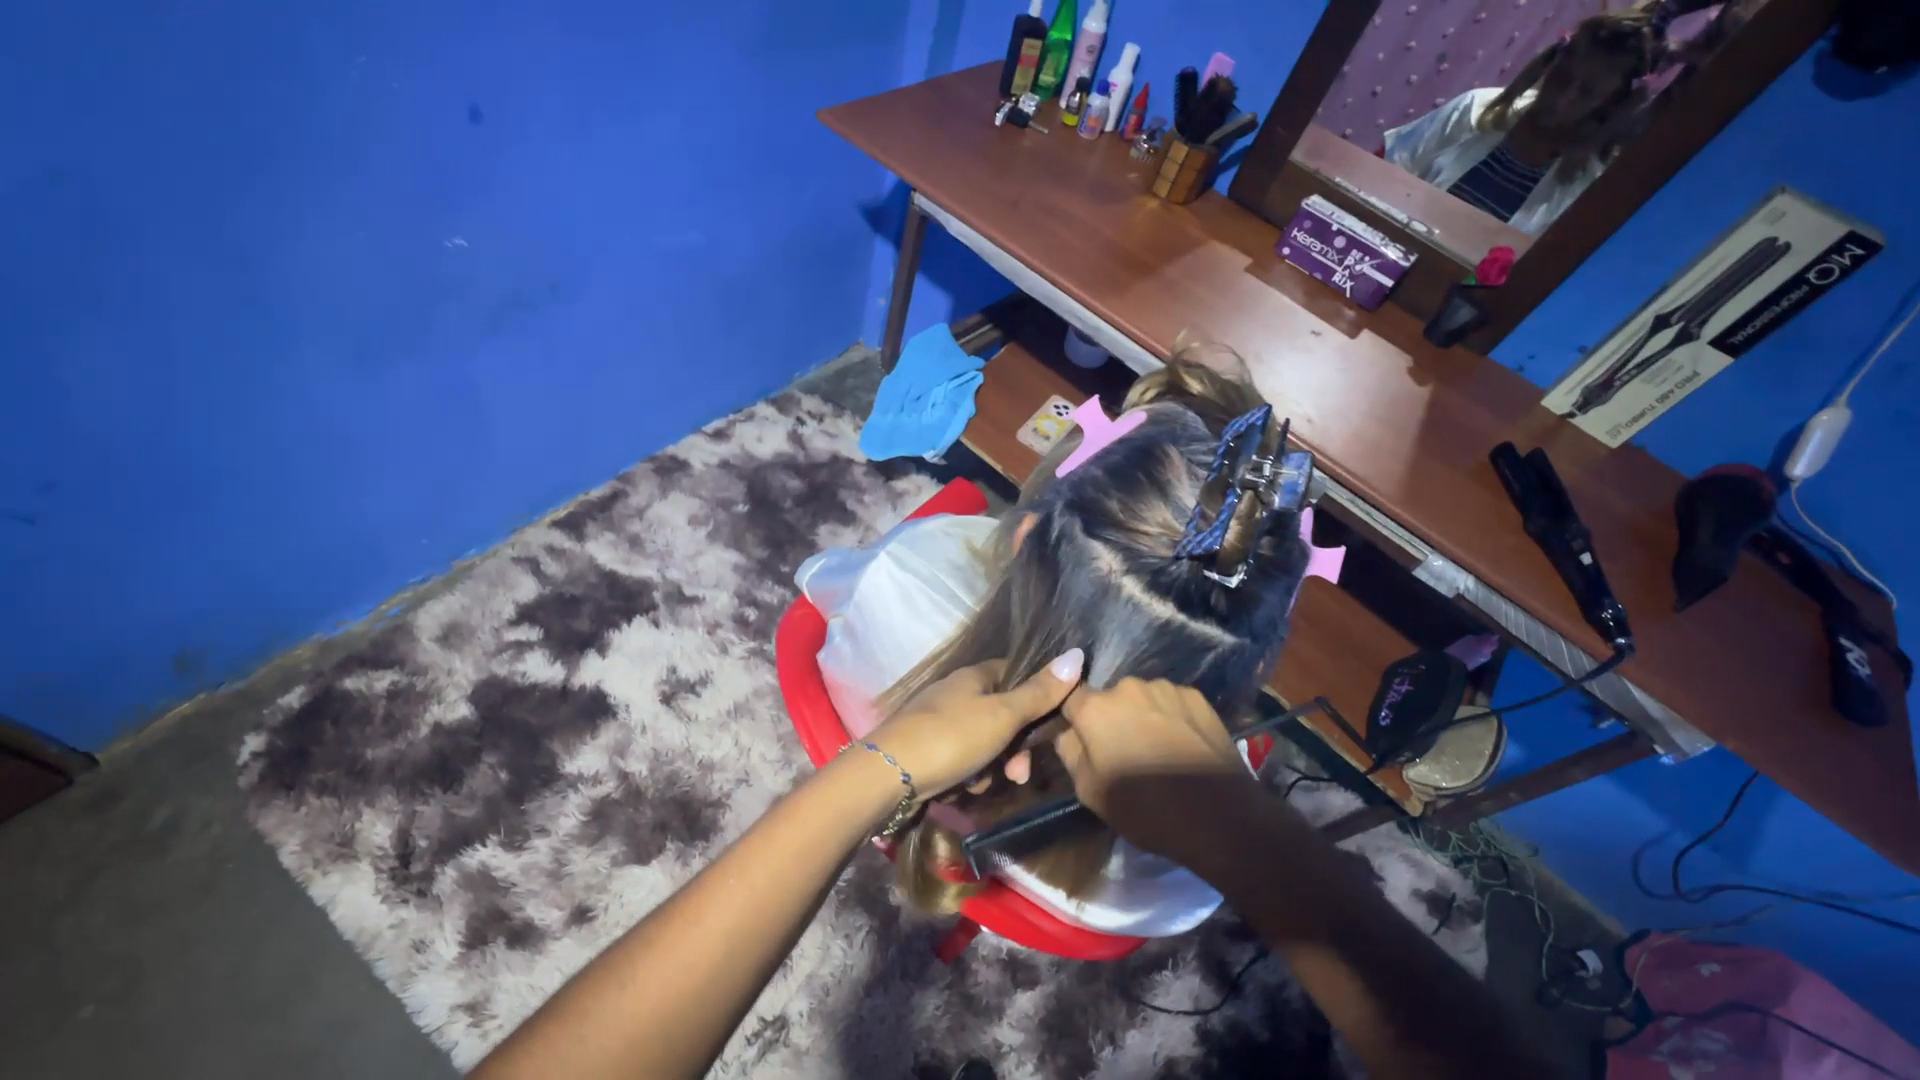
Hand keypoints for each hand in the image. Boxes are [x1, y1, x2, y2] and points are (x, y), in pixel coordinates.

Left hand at [868, 649, 1084, 800]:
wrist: (886, 776)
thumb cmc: (950, 738)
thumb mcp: (1002, 715)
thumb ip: (1039, 692)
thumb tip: (1077, 654)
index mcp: (973, 676)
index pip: (1016, 673)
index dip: (1038, 696)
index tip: (1051, 723)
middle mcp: (956, 694)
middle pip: (1003, 715)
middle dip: (1016, 747)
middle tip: (1018, 774)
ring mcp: (939, 723)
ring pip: (985, 744)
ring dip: (993, 766)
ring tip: (985, 785)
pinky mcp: (928, 752)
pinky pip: (962, 762)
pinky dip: (969, 776)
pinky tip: (964, 790)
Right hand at [1054, 677, 1273, 866]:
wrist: (1219, 818)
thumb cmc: (1145, 810)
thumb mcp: (1090, 792)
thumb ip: (1070, 753)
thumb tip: (1068, 732)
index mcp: (1095, 708)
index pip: (1069, 698)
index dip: (1074, 719)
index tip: (1083, 741)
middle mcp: (1128, 686)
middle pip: (1108, 698)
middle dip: (1111, 719)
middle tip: (1123, 752)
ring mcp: (1166, 688)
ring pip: (1141, 699)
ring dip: (1142, 716)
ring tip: (1157, 749)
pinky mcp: (1197, 697)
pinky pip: (1171, 703)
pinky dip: (1170, 718)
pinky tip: (1181, 745)